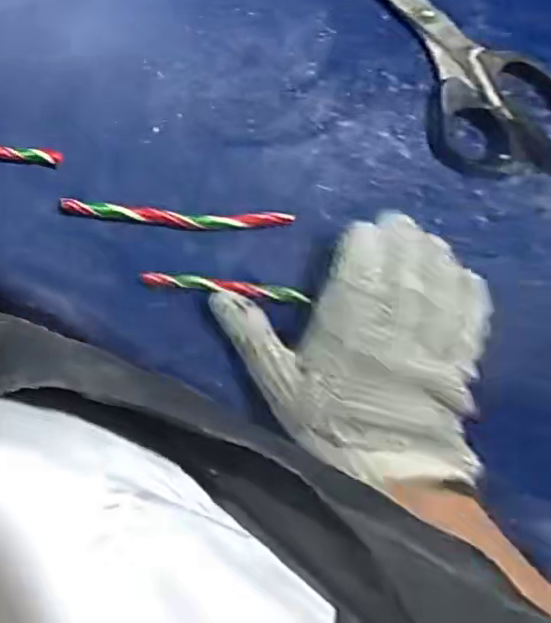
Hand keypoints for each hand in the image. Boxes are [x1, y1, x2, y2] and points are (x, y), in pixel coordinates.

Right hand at [210, 211, 489, 488]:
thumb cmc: (321, 418)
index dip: (363, 256)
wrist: (391, 470)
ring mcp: (433, 354)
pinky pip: (469, 325)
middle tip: (399, 219)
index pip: (359, 288)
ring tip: (429, 236)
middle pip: (404, 287)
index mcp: (348, 339)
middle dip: (404, 250)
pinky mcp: (457, 368)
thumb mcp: (272, 379)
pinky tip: (465, 275)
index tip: (363, 226)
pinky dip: (470, 297)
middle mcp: (395, 340)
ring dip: (436, 265)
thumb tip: (218, 293)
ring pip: (440, 300)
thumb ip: (249, 334)